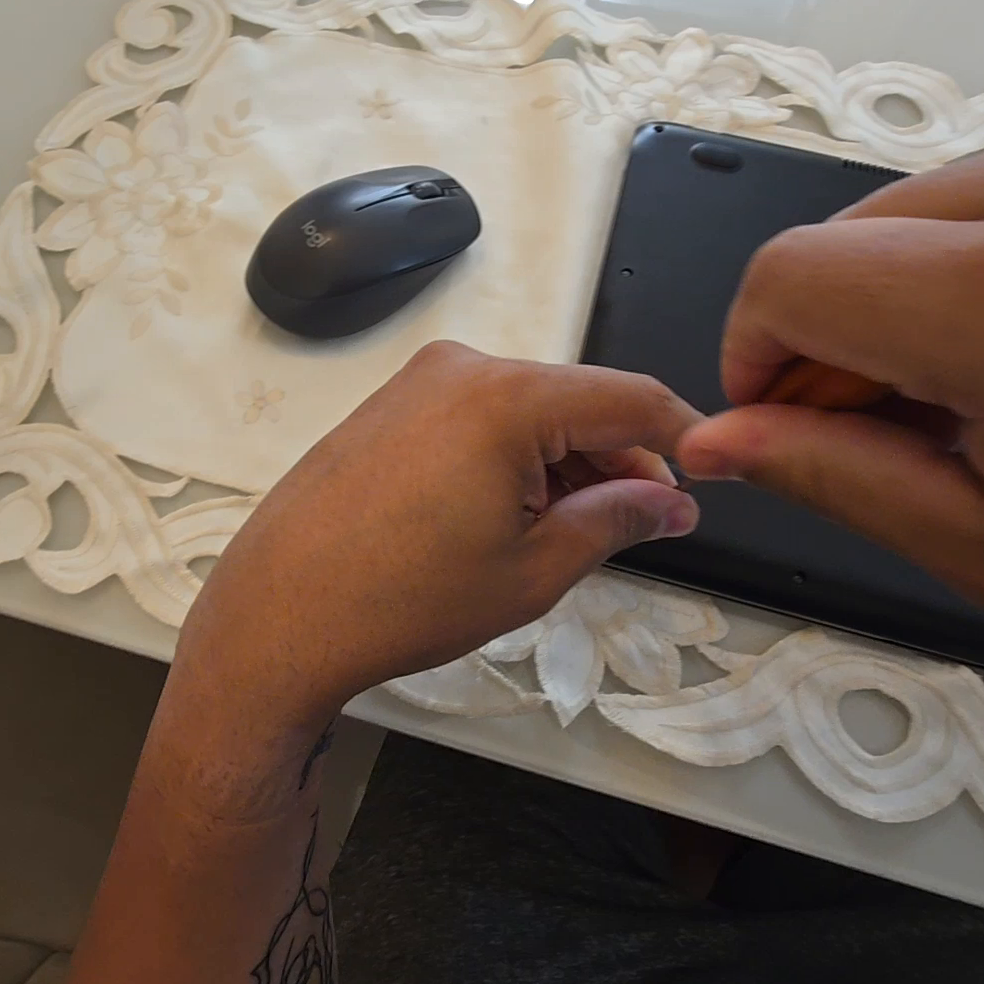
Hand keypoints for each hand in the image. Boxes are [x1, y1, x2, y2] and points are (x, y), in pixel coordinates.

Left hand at [173, 341, 701, 730]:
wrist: (278, 615)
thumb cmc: (406, 600)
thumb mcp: (532, 570)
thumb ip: (615, 520)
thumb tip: (671, 501)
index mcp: (507, 396)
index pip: (630, 397)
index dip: (682, 436)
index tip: (705, 476)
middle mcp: (461, 368)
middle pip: (573, 401)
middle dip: (616, 458)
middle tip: (638, 522)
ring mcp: (415, 383)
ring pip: (524, 411)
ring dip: (562, 461)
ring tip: (568, 530)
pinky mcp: (387, 407)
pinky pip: (475, 417)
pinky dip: (510, 456)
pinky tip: (509, 510)